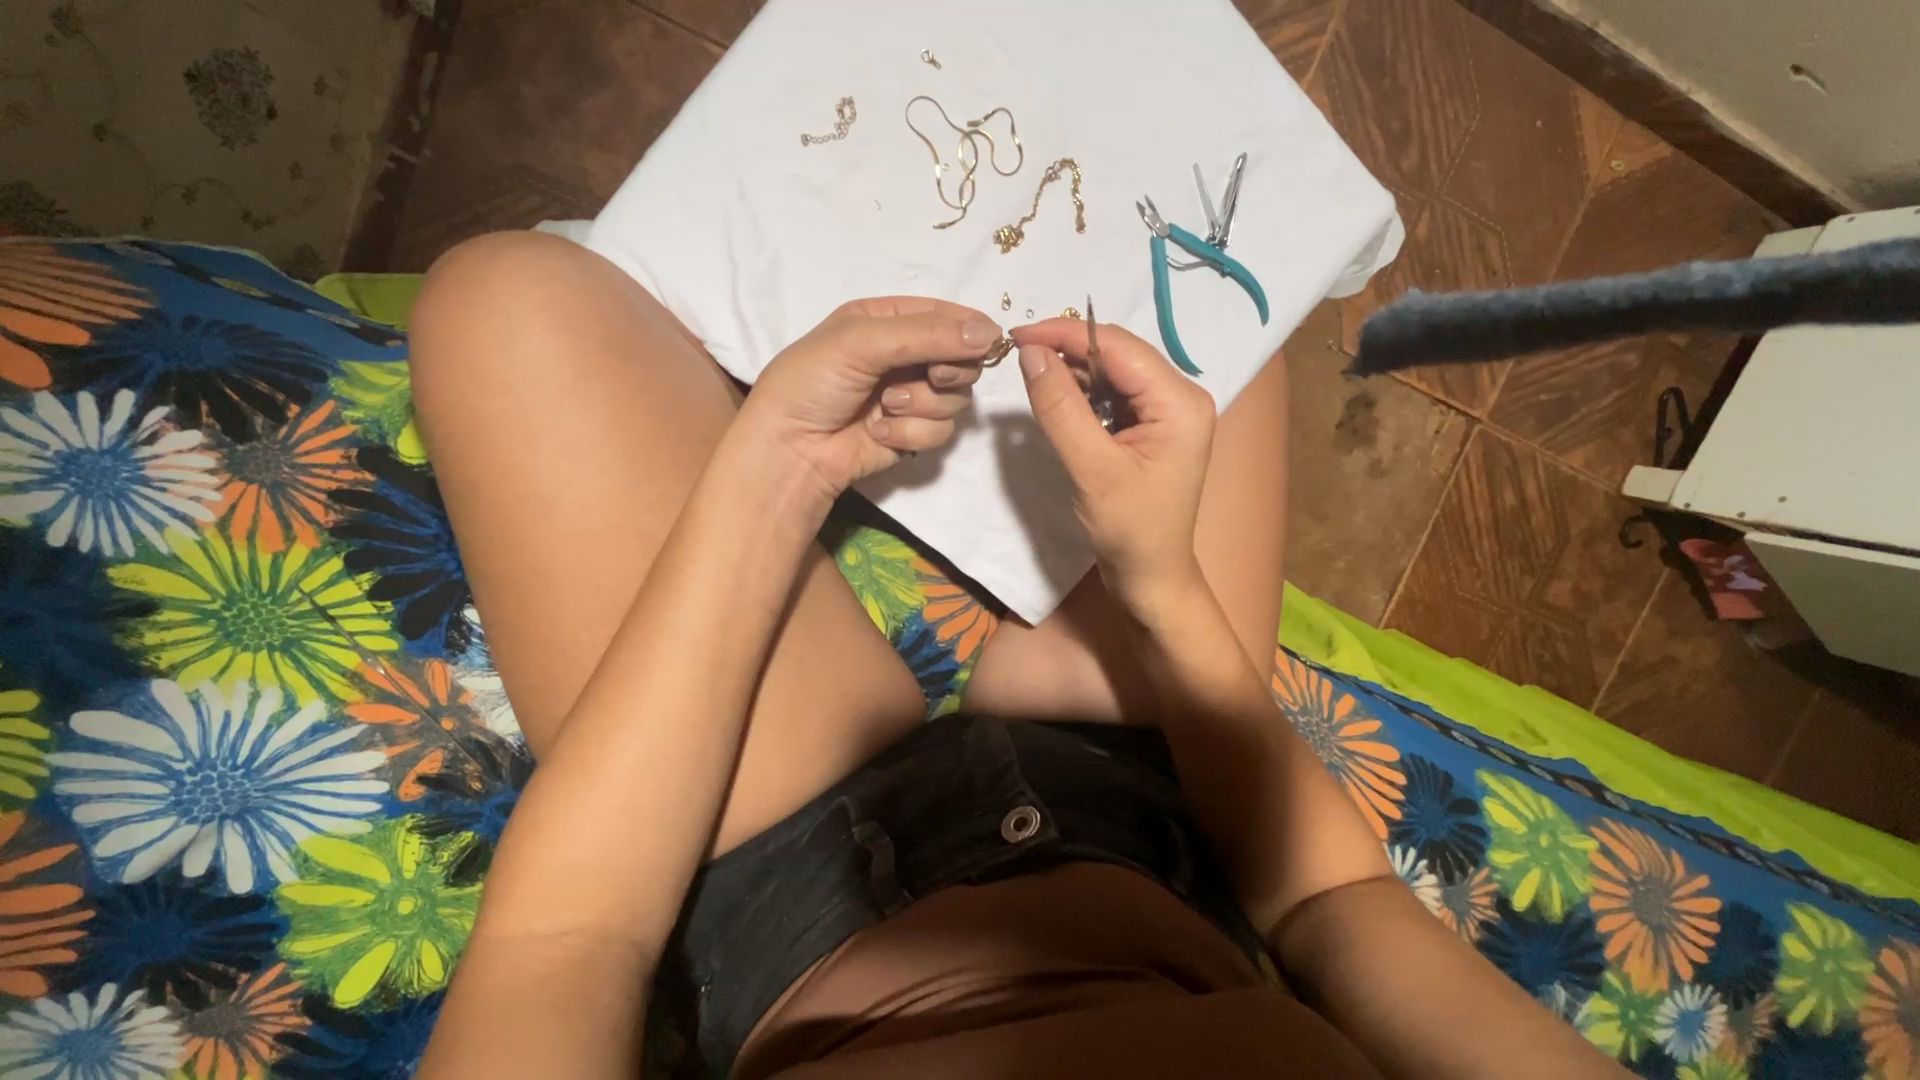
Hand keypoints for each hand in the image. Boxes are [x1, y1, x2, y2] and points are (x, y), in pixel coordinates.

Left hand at [738, 297, 1001, 497]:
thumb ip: (927, 334)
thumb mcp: (862, 342)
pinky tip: (879, 432)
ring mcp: (909, 397)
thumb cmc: (813, 383)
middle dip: (950, 369)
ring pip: (956, 397)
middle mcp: (902, 356)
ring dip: (923, 404)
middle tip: (932, 377)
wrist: (790, 449)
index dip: (969, 328)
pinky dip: (911, 432)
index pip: (944, 315)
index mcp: (886, 321)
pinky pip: (941, 430)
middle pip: (961, 358)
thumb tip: (992, 334)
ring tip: (886, 407)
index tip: (986, 342)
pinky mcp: (911, 434)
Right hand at [1014, 318, 1215, 607]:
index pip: (1119, 347)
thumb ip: (1061, 408)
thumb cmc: (1130, 530)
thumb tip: (1030, 353)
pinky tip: (1057, 399)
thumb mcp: (1091, 469)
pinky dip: (1082, 392)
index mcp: (1180, 402)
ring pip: (1112, 371)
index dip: (1066, 334)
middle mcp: (1181, 395)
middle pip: (1118, 353)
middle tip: (1018, 354)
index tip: (1016, 336)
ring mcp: (1168, 410)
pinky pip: (1113, 394)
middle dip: (1068, 349)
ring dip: (1072, 371)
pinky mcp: (1152, 425)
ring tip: (1032, 376)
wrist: (1151, 577)